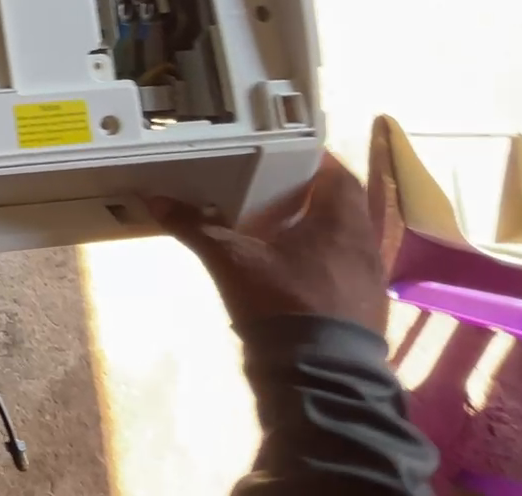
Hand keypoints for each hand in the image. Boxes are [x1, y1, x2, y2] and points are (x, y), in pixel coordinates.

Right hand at [147, 154, 387, 334]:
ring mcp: (366, 278)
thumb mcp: (227, 258)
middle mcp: (363, 246)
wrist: (319, 373)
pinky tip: (282, 257)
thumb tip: (155, 199)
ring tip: (269, 217)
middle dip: (305, 190)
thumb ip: (193, 225)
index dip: (314, 158)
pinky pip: (338, 262)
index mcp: (340, 226)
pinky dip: (313, 251)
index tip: (283, 147)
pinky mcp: (360, 303)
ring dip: (310, 223)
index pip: (339, 176)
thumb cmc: (280, 299)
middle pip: (340, 205)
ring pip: (340, 235)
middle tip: (266, 179)